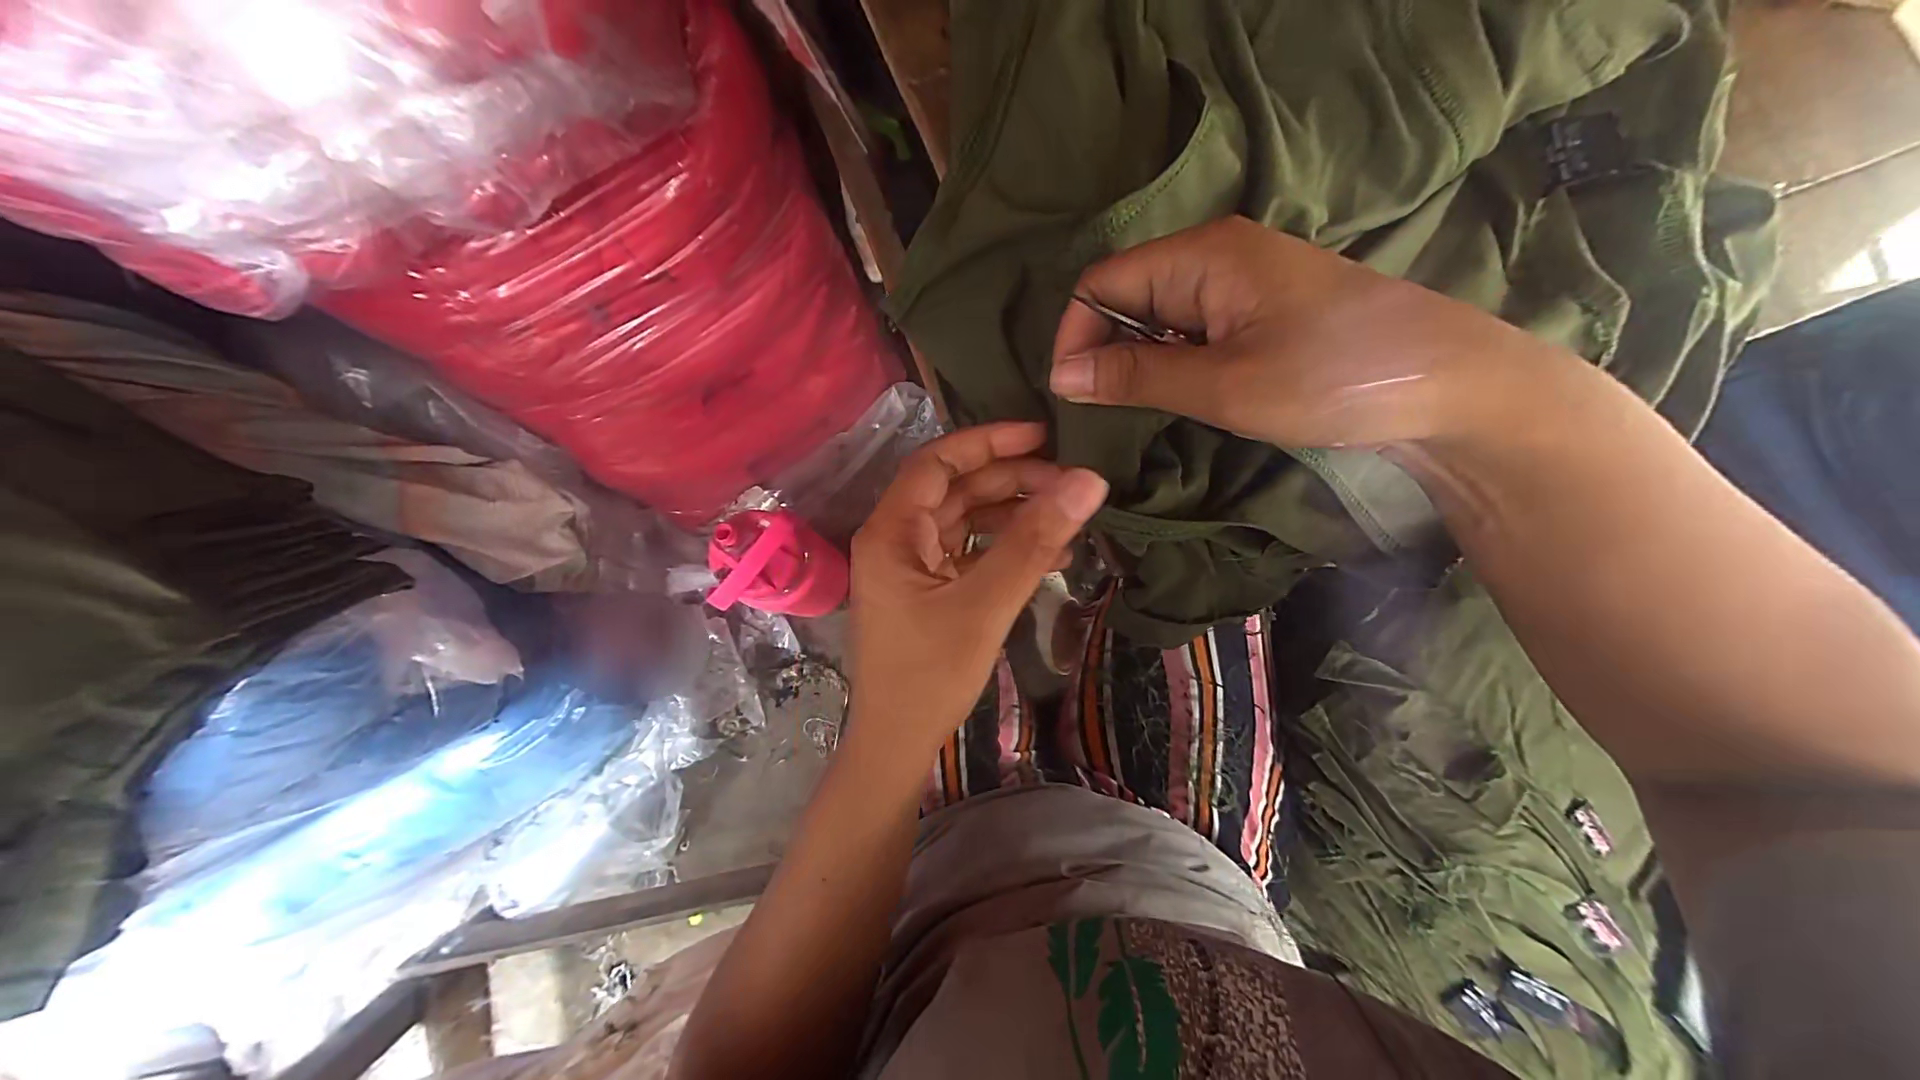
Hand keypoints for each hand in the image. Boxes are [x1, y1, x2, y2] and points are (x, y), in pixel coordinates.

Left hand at [847, 423, 1106, 754]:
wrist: (898, 743)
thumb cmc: (930, 674)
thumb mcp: (985, 604)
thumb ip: (1033, 541)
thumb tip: (1089, 481)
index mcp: (891, 531)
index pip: (937, 462)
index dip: (989, 442)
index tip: (1043, 434)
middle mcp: (895, 539)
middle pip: (955, 489)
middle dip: (1012, 480)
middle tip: (1070, 480)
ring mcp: (911, 565)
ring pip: (965, 520)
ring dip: (1013, 515)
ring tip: (1068, 515)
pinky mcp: (928, 589)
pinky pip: (968, 552)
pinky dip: (1004, 547)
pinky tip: (1049, 552)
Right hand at [1049, 216, 1550, 448]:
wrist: (1449, 386)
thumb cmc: (1332, 378)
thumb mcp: (1223, 384)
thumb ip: (1137, 374)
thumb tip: (1062, 376)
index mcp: (1203, 255)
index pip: (1103, 282)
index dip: (1074, 334)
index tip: (1069, 394)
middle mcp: (1216, 255)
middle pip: (1126, 294)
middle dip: (1102, 349)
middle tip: (1096, 411)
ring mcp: (1240, 282)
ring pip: (1157, 315)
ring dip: (1136, 360)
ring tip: (1130, 410)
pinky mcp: (1259, 311)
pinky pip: (1190, 329)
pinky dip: (1170, 362)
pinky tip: (1175, 396)